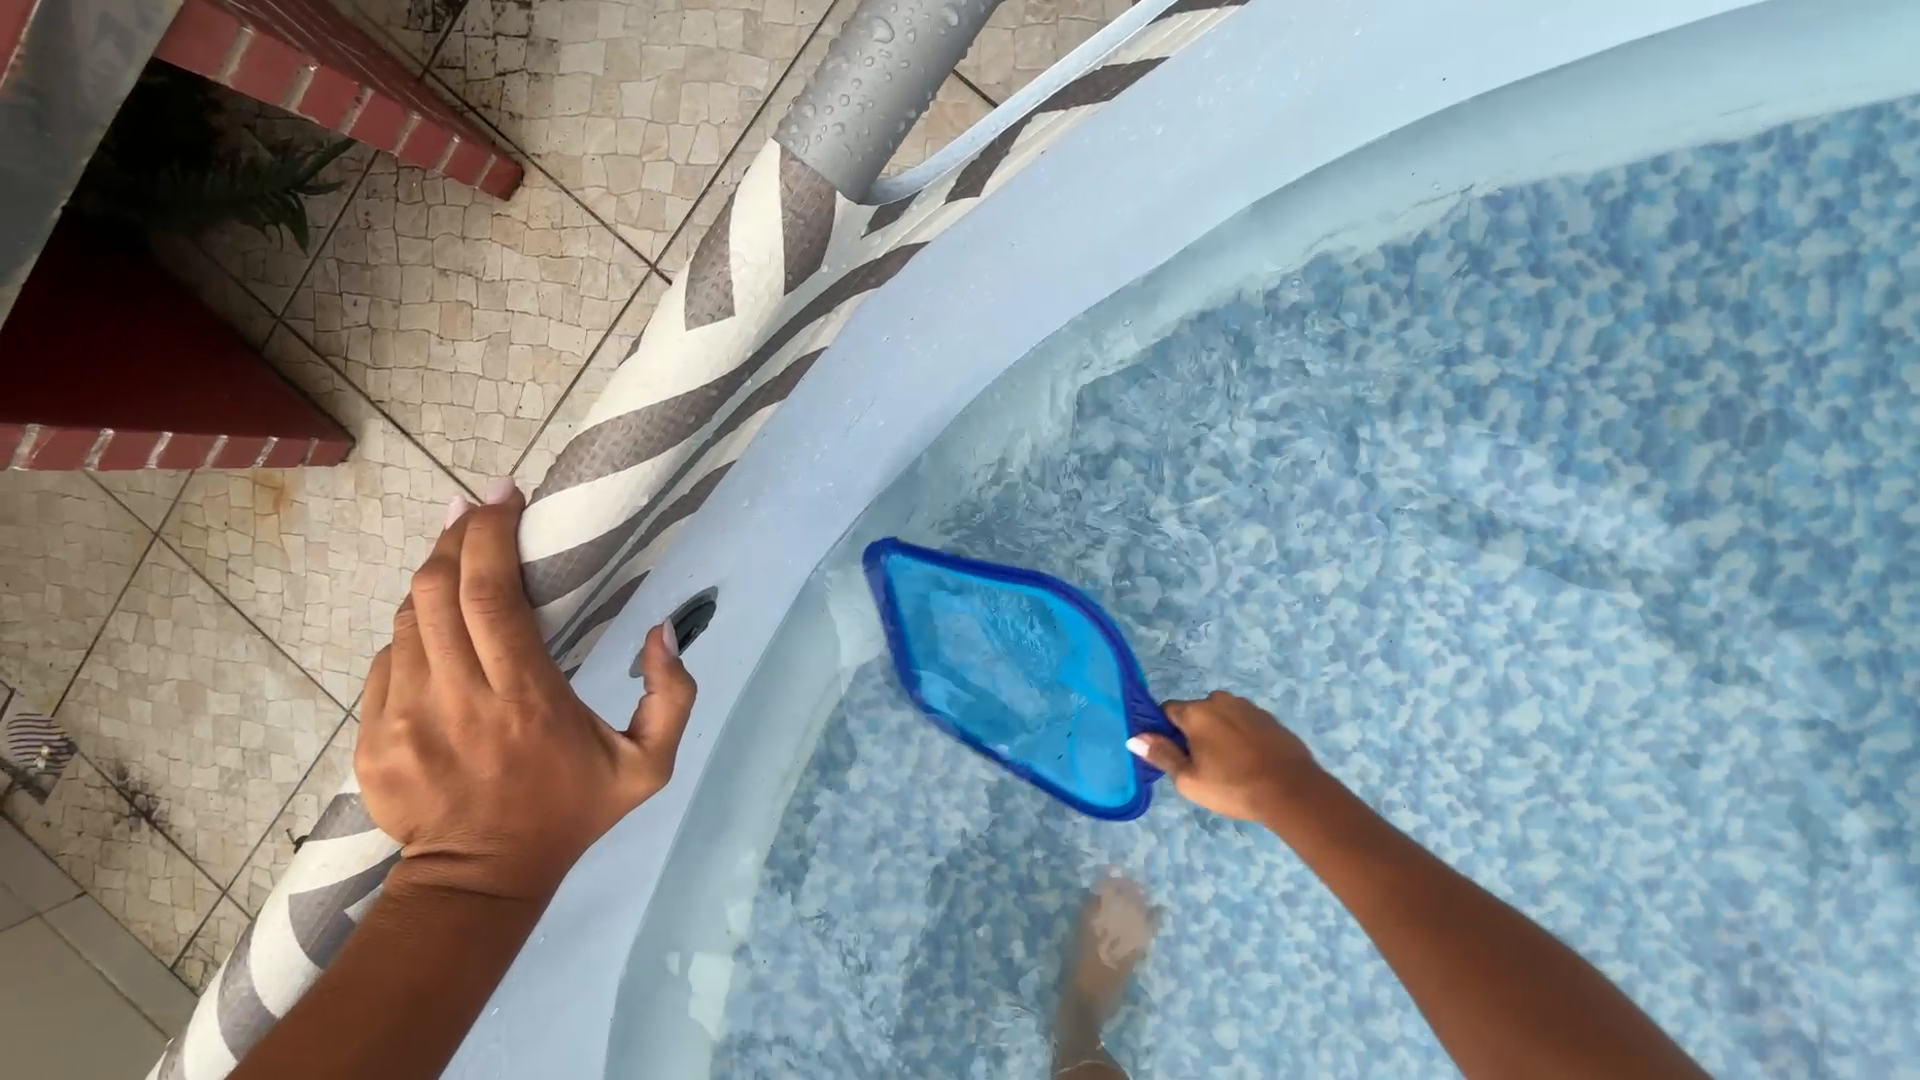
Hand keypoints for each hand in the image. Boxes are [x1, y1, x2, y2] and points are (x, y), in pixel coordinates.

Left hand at [356, 481, 697, 900]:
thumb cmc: (573, 811)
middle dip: (456, 536)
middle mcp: (459, 699)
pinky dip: (414, 626)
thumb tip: (664, 631)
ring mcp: (405, 718)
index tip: (505, 495)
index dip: (492, 534)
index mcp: (527, 700)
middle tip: (478, 507)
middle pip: (438, 590)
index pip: (491, 595)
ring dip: (433, 575)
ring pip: (407, 617)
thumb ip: (673, 696)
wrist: (482, 880)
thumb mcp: (650, 765)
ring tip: (459, 551)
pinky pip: (388, 657)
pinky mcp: (374, 737)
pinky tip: (438, 622)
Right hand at [1126, 691, 1316, 821]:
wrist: (1292, 791)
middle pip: (1196, 713)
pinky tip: (1250, 762)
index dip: (1165, 731)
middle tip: (1203, 764)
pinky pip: (1245, 724)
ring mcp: (1249, 708)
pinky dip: (1242, 737)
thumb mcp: (1189, 779)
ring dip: (1220, 733)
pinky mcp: (1271, 719)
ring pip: (1222, 717)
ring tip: (1230, 765)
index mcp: (1196, 712)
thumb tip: (1134, 737)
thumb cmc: (1233, 786)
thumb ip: (1161, 755)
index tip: (1174, 754)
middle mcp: (1220, 701)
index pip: (1167, 710)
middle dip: (1194, 732)